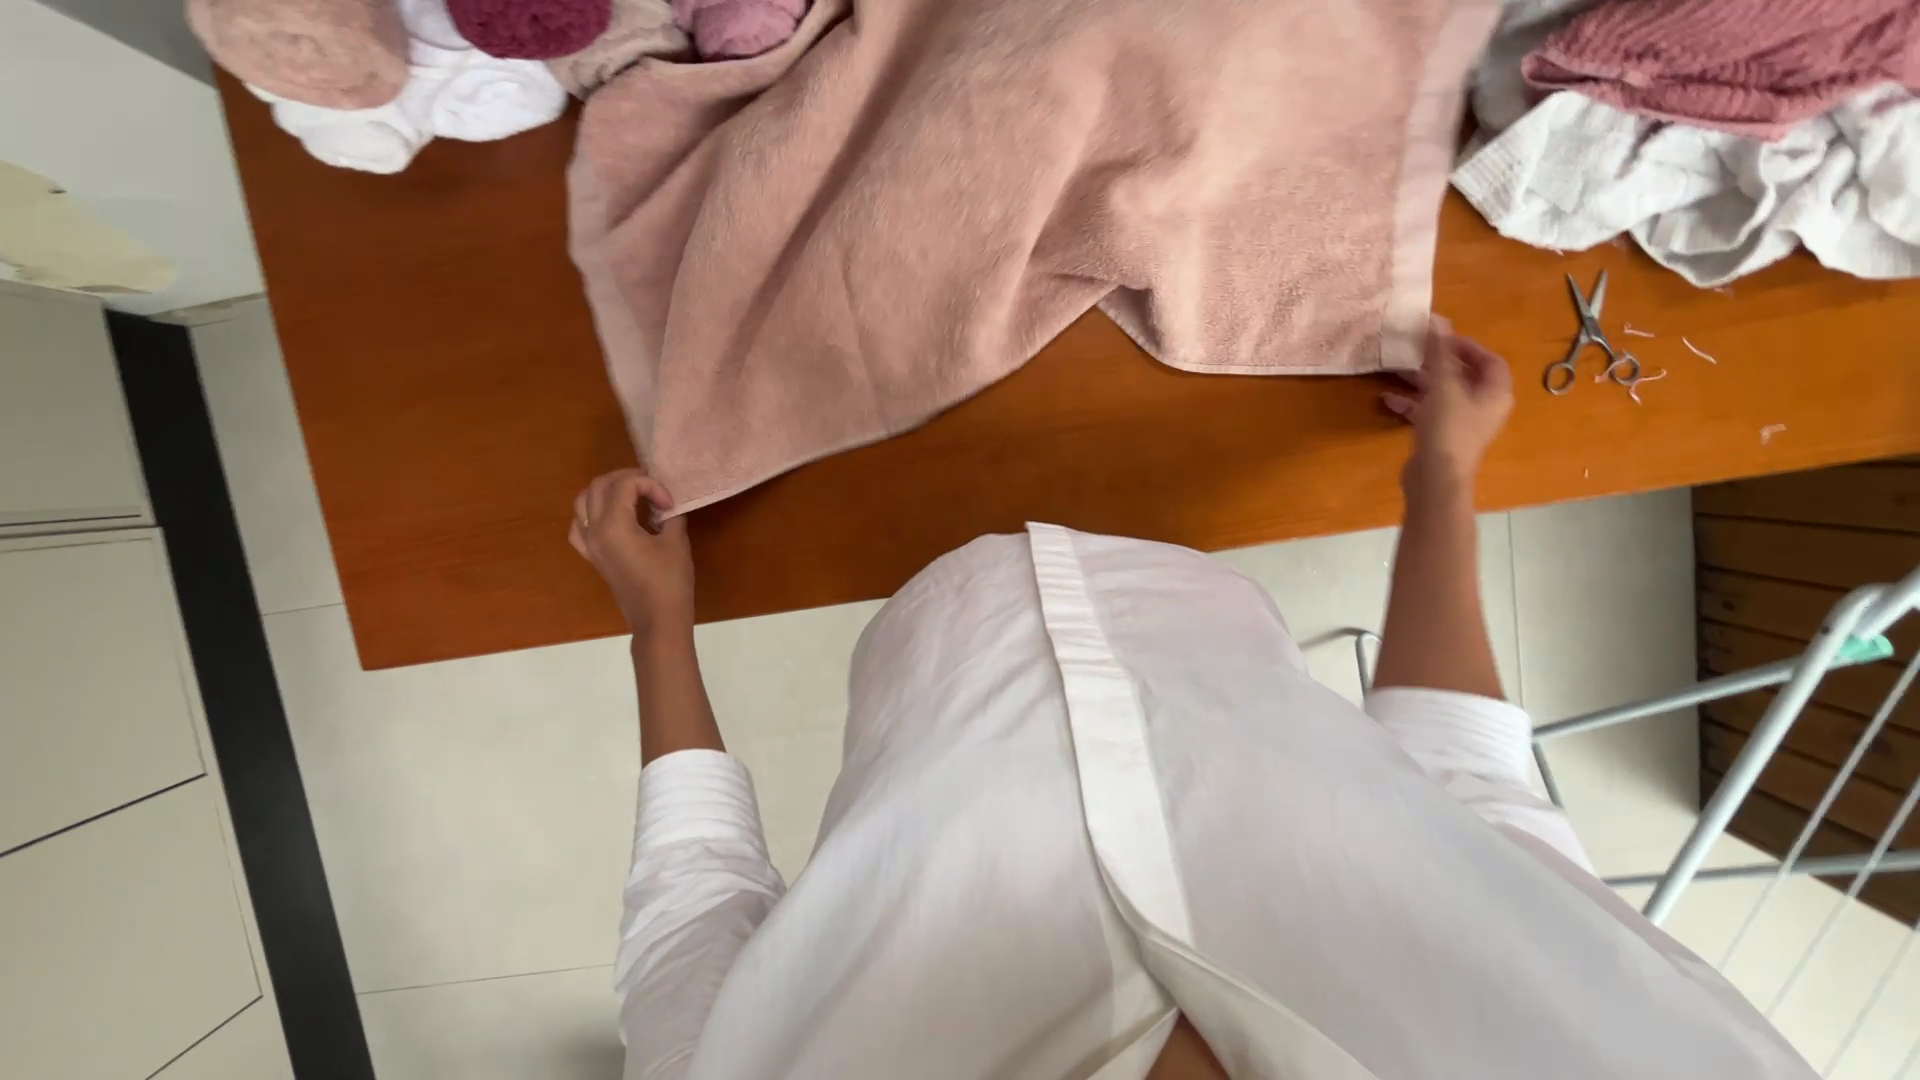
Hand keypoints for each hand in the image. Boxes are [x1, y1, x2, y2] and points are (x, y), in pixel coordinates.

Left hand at [568, 468, 694, 637]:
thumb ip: (670, 516)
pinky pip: (579, 527)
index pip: (626, 485)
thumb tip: (667, 506)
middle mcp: (594, 530)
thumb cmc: (669, 581)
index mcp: (614, 525)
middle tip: (651, 485)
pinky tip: (608, 517)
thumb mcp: (676, 542)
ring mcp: (589, 544)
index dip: (651, 485)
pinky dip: (591, 514)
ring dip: (605, 491)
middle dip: (626, 478)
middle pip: (598, 486)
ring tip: (630, 494)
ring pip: (582, 502)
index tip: (670, 502)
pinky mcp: (592, 556)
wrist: (657, 618)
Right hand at [1382, 321, 1513, 489]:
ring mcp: (1463, 424)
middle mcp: (1484, 406)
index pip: (1489, 360)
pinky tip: (1388, 399)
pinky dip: (1413, 403)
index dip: (1467, 346)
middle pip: (1464, 376)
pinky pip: (1429, 412)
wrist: (1437, 478)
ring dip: (1421, 382)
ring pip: (1443, 394)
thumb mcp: (1443, 386)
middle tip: (1416, 351)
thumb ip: (1439, 352)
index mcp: (1495, 392)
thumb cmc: (1448, 429)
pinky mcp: (1442, 437)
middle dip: (1438, 363)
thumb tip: (1437, 319)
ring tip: (1396, 371)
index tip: (1441, 337)